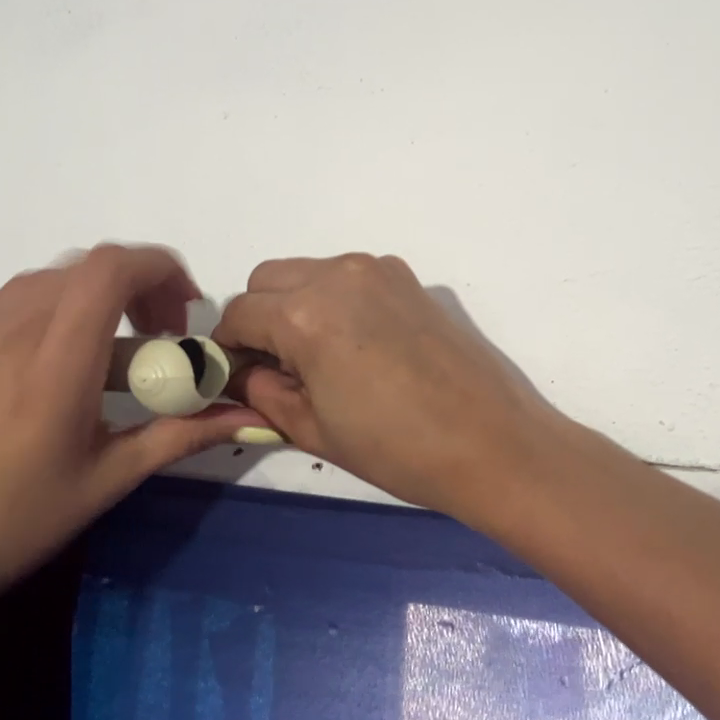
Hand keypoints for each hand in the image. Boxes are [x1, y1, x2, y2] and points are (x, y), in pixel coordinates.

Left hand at [0, 245, 269, 607]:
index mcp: (56, 363)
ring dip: (100, 292)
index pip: (111, 270)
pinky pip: (16, 297)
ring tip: (116, 347)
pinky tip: (61, 359)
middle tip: (162, 336)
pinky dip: (59, 305)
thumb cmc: (14, 522)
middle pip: (90, 265)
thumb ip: (182, 435)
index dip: (161, 269)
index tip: (184, 315)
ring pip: (53, 276)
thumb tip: (249, 415)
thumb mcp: (109, 480)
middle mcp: (14, 331)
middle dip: (142, 284)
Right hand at [213, 254, 561, 514]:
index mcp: (305, 313)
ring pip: (311, 273)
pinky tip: (362, 348)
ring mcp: (380, 271)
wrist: (491, 442)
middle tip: (278, 369)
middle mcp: (339, 275)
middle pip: (268, 280)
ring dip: (298, 305)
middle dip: (259, 318)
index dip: (228, 349)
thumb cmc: (397, 448)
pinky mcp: (411, 280)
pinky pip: (352, 279)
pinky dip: (339, 301)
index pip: (237, 314)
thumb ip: (263, 391)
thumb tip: (242, 373)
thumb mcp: (313, 429)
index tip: (237, 379)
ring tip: (322, 360)